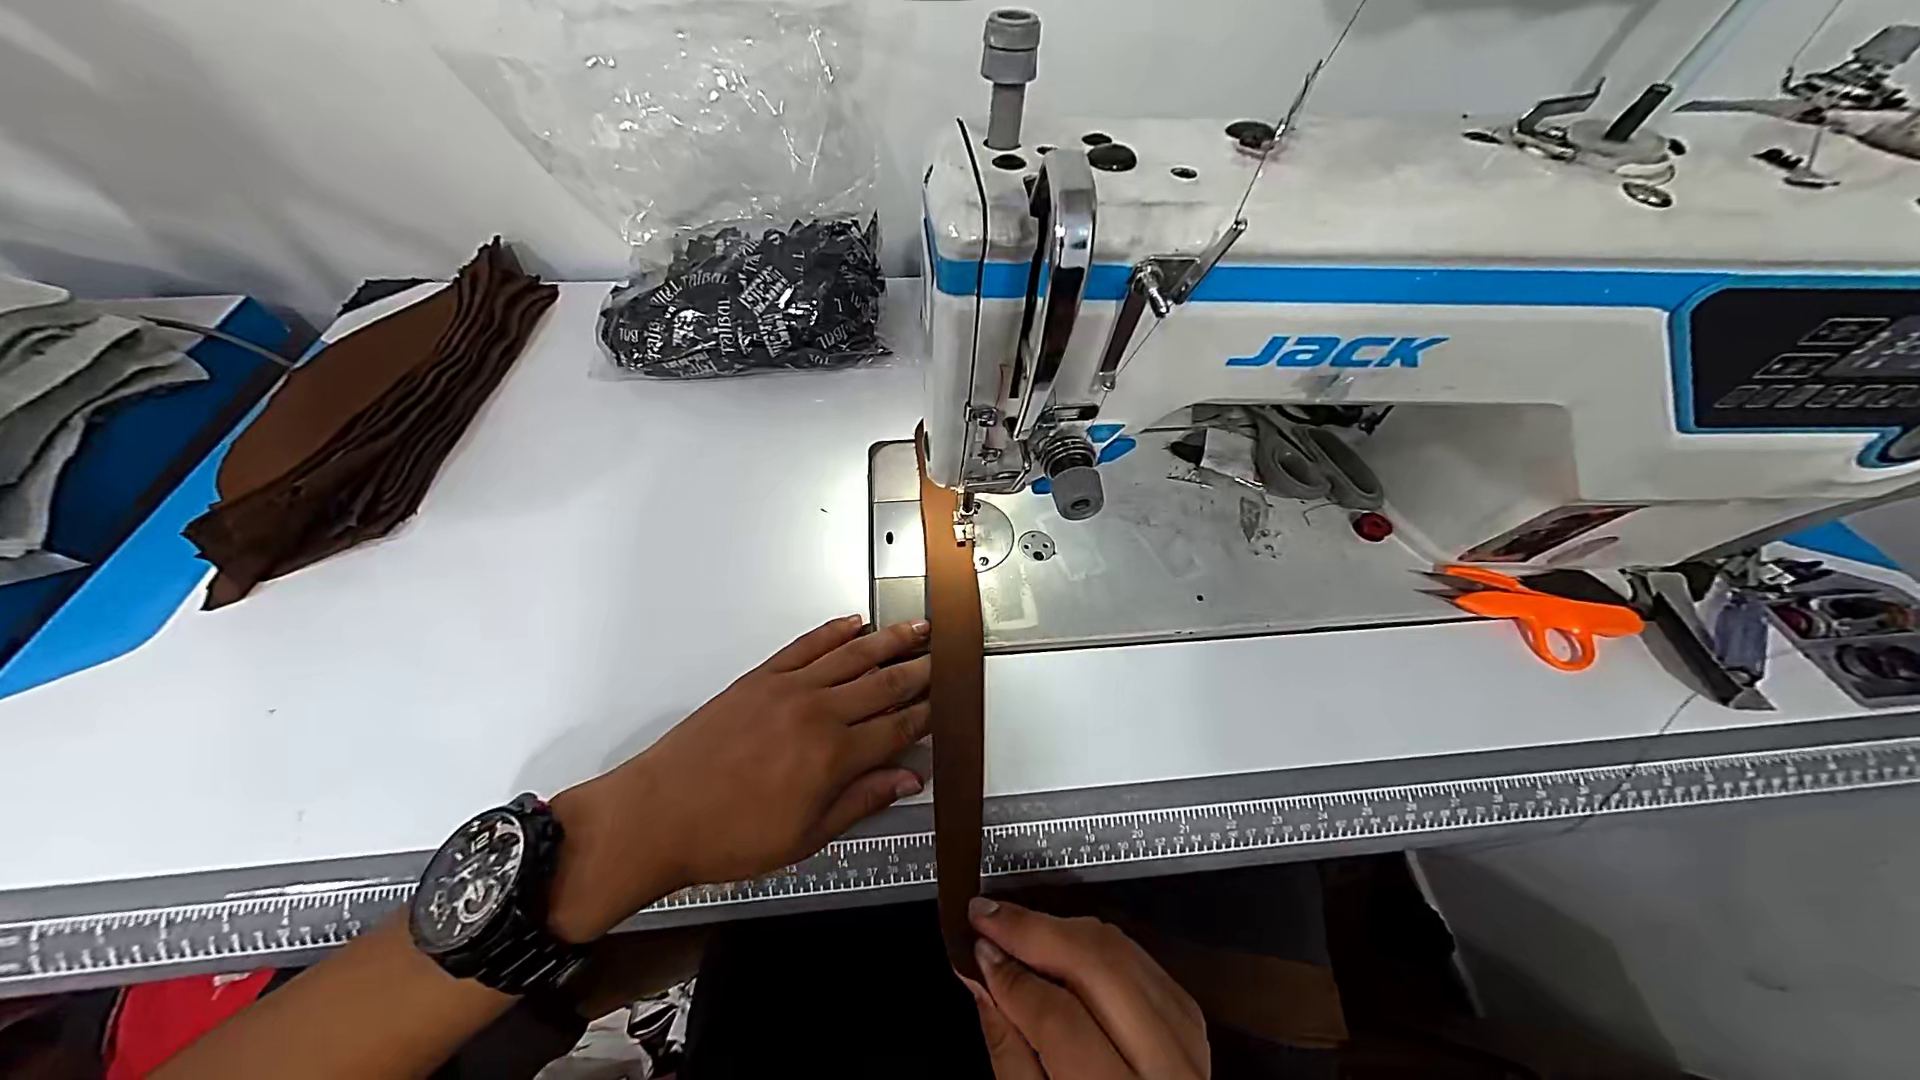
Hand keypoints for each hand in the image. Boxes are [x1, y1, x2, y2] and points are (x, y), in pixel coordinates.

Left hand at [545, 615, 932, 940]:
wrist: (656, 815)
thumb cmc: (725, 834)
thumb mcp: (805, 836)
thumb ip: (862, 801)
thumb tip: (905, 781)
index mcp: (832, 757)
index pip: (896, 727)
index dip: (925, 715)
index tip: (941, 706)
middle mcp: (816, 714)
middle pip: (884, 684)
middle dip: (918, 670)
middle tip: (941, 659)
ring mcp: (788, 689)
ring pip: (853, 655)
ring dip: (889, 639)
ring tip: (915, 626)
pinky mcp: (761, 677)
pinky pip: (807, 644)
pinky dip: (833, 631)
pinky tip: (853, 623)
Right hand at [965, 899, 1208, 1079]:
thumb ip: (1007, 1049)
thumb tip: (979, 974)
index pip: (1061, 1018)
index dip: (1012, 975)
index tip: (976, 944)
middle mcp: (1168, 1067)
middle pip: (1097, 965)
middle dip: (1034, 929)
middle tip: (987, 914)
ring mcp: (1188, 1039)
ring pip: (1118, 950)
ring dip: (1060, 928)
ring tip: (1015, 925)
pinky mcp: (1191, 1018)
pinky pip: (1138, 957)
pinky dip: (1093, 942)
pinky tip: (1060, 942)